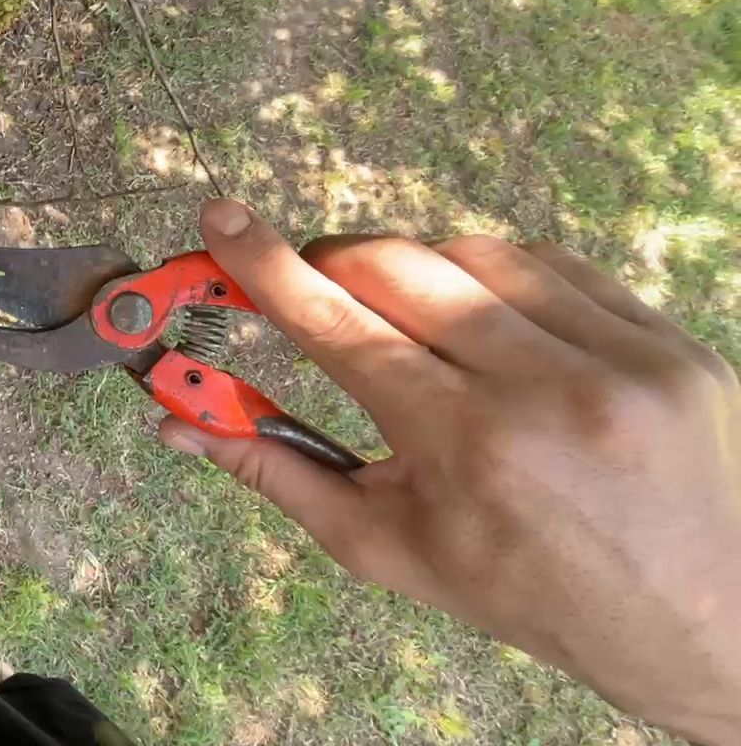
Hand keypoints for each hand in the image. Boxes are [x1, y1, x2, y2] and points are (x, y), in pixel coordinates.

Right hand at [161, 200, 740, 743]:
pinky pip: (542, 261)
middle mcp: (548, 390)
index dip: (263, 264)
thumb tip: (168, 423)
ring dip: (403, 269)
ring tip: (400, 316)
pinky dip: (480, 272)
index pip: (335, 325)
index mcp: (463, 446)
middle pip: (394, 266)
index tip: (218, 216)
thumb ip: (265, 469)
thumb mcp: (376, 544)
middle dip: (329, 264)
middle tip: (312, 290)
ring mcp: (626, 358)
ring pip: (464, 252)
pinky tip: (474, 315)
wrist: (728, 637)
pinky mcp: (675, 343)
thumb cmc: (519, 592)